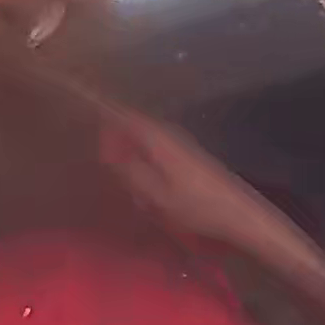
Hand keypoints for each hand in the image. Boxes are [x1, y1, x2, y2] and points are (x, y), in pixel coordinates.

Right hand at [95, 99, 276, 250]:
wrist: (242, 215)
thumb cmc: (198, 205)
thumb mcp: (156, 194)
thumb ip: (129, 171)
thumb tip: (109, 153)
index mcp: (156, 135)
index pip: (120, 112)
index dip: (101, 109)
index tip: (82, 110)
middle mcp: (166, 131)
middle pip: (129, 123)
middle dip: (112, 137)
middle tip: (100, 159)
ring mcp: (178, 141)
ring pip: (141, 137)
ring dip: (129, 154)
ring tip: (122, 178)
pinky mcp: (185, 154)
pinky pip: (153, 148)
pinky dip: (142, 160)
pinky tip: (144, 187)